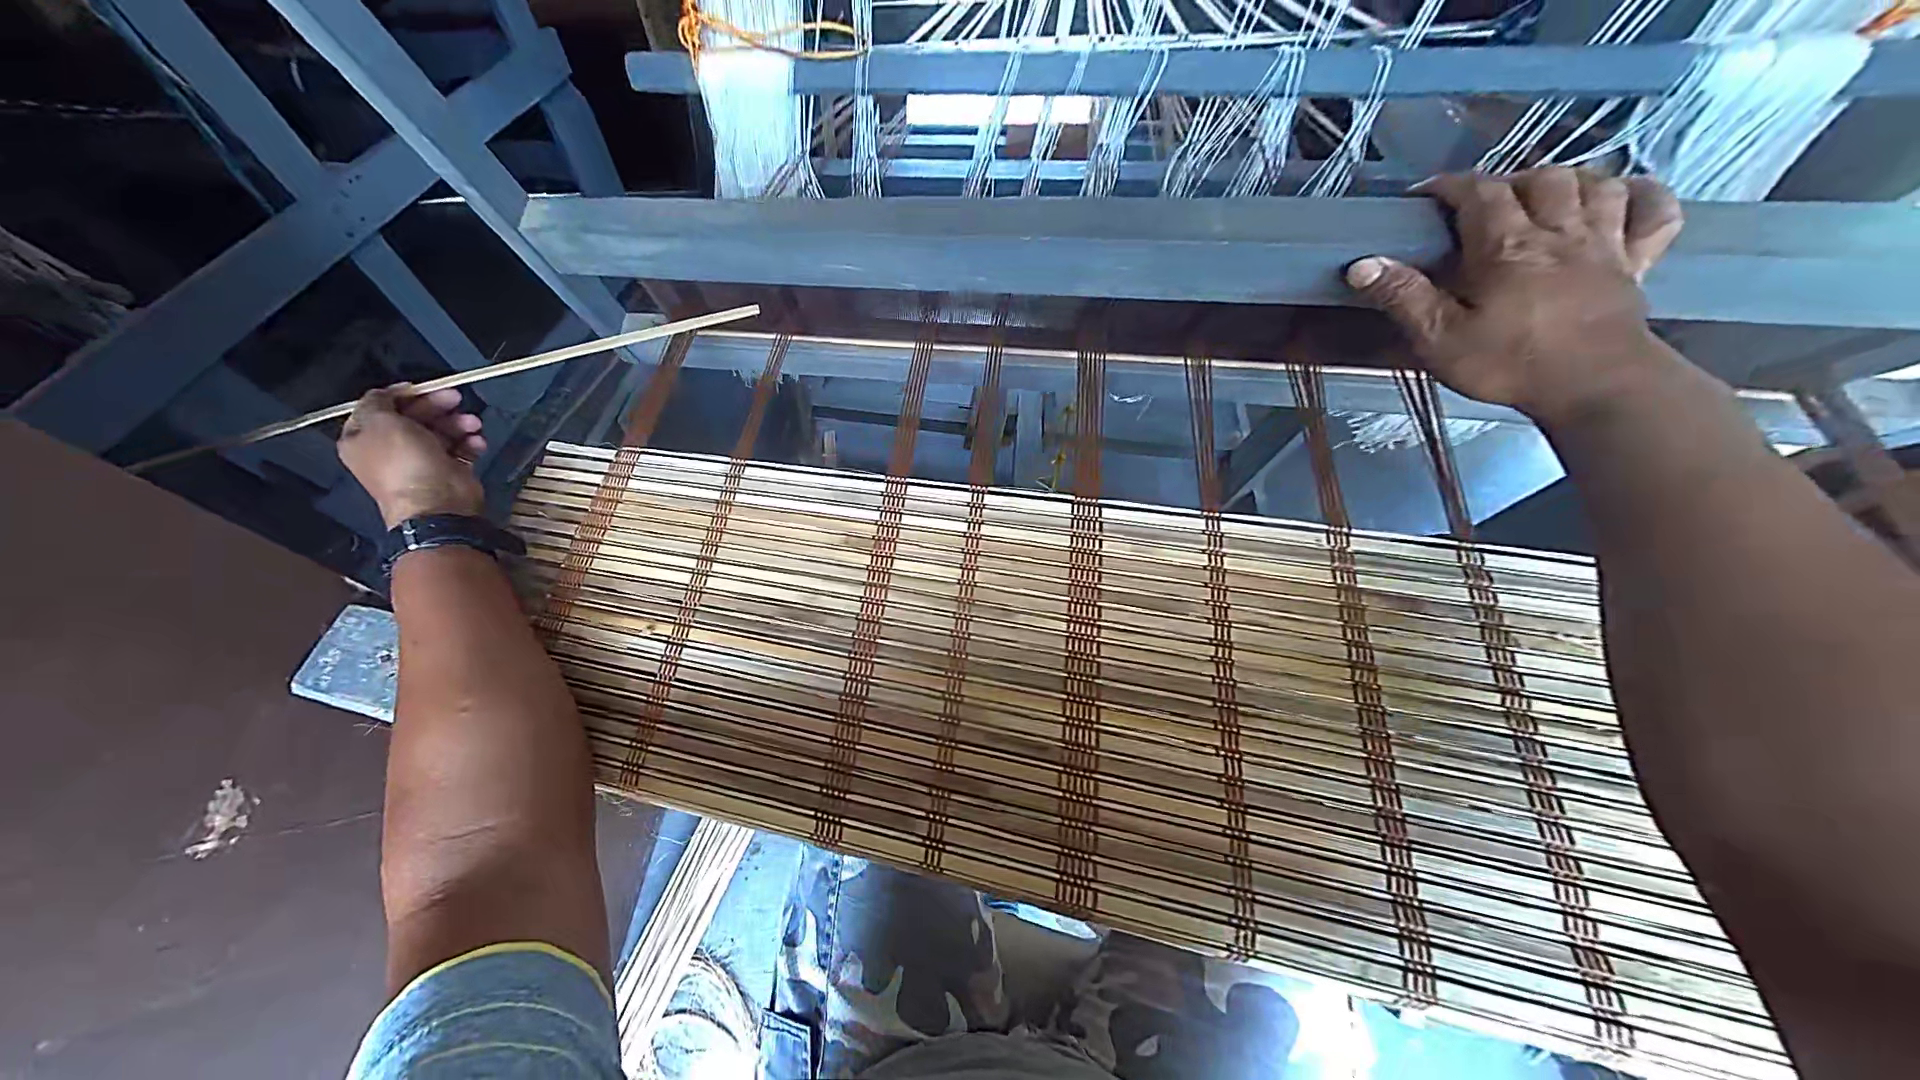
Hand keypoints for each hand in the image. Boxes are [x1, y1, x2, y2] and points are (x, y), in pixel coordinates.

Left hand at [337, 385, 486, 527]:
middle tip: (455, 398)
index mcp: (364, 439)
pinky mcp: (450, 470)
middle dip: (436, 406)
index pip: (381, 407)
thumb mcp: (380, 422)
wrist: (438, 504)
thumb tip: (385, 392)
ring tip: (472, 424)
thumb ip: (378, 400)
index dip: (401, 395)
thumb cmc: (404, 462)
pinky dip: (471, 442)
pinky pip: (461, 449)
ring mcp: (422, 460)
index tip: (422, 387)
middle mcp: (391, 449)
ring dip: (459, 423)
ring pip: (442, 431)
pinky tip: (477, 441)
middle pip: (414, 417)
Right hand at [1345, 168, 1685, 424]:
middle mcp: (1559, 231)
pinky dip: (1639, 194)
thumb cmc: (1508, 363)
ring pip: (1594, 183)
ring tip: (1542, 197)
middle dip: (1507, 181)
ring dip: (1566, 181)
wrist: (1594, 384)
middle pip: (1540, 179)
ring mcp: (1605, 242)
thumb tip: (1362, 264)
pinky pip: (1652, 210)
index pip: (1479, 193)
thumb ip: (1403, 297)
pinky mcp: (1637, 262)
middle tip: (1483, 202)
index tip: (1425, 194)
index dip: (1450, 186)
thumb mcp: (1438, 338)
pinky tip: (1619, 198)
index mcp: (1506, 246)